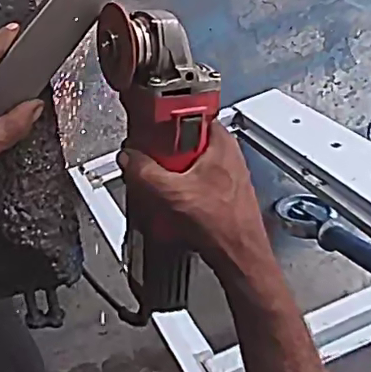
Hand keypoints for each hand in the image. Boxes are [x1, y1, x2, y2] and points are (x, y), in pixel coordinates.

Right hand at [118, 121, 278, 290]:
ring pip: (188, 161)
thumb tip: (130, 158)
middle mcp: (227, 153)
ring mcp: (227, 172)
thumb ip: (144, 171)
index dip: (165, 119)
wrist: (240, 258)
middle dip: (164, 151)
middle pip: (184, 140)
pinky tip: (173, 202)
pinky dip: (181, 186)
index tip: (149, 127)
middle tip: (151, 162)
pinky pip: (195, 179)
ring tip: (160, 185)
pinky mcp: (223, 191)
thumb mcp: (172, 193)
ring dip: (171, 171)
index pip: (188, 113)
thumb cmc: (223, 226)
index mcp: (220, 142)